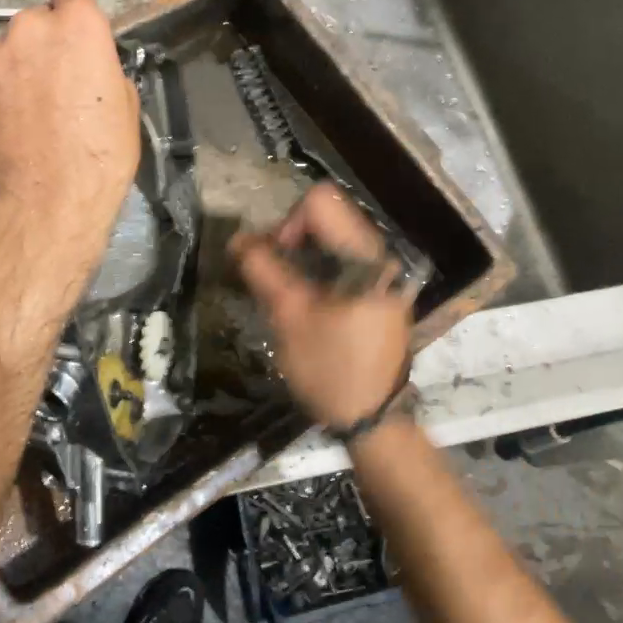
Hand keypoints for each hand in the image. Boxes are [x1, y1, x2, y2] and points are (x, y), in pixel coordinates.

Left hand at [0, 0, 139, 264]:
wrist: (47, 204)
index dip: (71, 17)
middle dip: (34, 46)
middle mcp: (27, 27)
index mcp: (77, 25)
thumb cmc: (100, 159)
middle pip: (28, 22)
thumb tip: (86, 67)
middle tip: (39, 85)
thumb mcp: (124, 105)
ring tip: (6, 102)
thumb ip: (100, 69)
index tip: (70, 41)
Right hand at [231, 184, 414, 428]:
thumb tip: (237, 238)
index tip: (274, 259)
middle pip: (327, 216)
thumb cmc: (330, 369)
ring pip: (332, 237)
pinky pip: (343, 258)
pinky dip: (317, 267)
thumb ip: (262, 270)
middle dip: (290, 238)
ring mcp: (385, 274)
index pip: (321, 203)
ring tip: (284, 288)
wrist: (372, 420)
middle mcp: (382, 257)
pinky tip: (304, 298)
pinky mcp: (380, 290)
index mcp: (367, 259)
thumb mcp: (288, 318)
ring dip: (301, 253)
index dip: (287, 223)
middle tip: (272, 275)